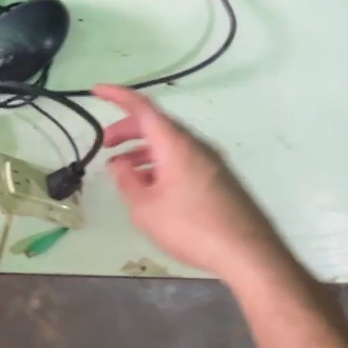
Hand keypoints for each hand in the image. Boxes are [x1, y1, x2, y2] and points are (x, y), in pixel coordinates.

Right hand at [93, 85, 290, 282]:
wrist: (252, 256)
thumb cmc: (191, 228)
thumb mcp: (144, 207)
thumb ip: (127, 181)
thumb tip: (119, 164)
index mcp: (175, 145)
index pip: (142, 107)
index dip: (116, 95)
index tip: (95, 91)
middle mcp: (196, 146)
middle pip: (156, 124)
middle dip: (126, 129)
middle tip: (105, 144)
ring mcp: (212, 162)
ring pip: (170, 143)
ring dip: (142, 149)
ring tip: (124, 170)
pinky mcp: (221, 179)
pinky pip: (183, 158)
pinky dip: (160, 162)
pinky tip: (152, 186)